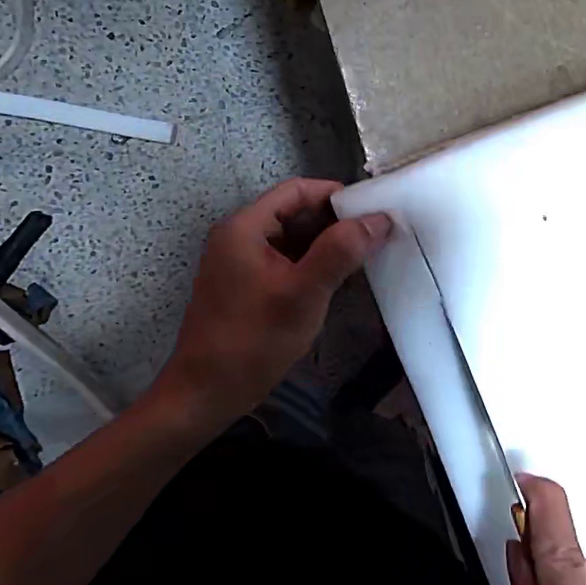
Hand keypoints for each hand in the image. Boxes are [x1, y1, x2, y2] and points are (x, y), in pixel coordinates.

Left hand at [160, 178, 391, 422]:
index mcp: (245, 227)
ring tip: (366, 257)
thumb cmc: (253, 340)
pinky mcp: (247, 286)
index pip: (297, 191)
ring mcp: (241, 263)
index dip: (336, 195)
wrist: (206, 393)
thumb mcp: (304, 293)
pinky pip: (285, 263)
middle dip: (336, 222)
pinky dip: (312, 266)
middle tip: (377, 236)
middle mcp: (240, 237)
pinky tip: (338, 281)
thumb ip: (340, 251)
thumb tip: (378, 219)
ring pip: (293, 240)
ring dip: (327, 246)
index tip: (373, 211)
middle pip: (295, 213)